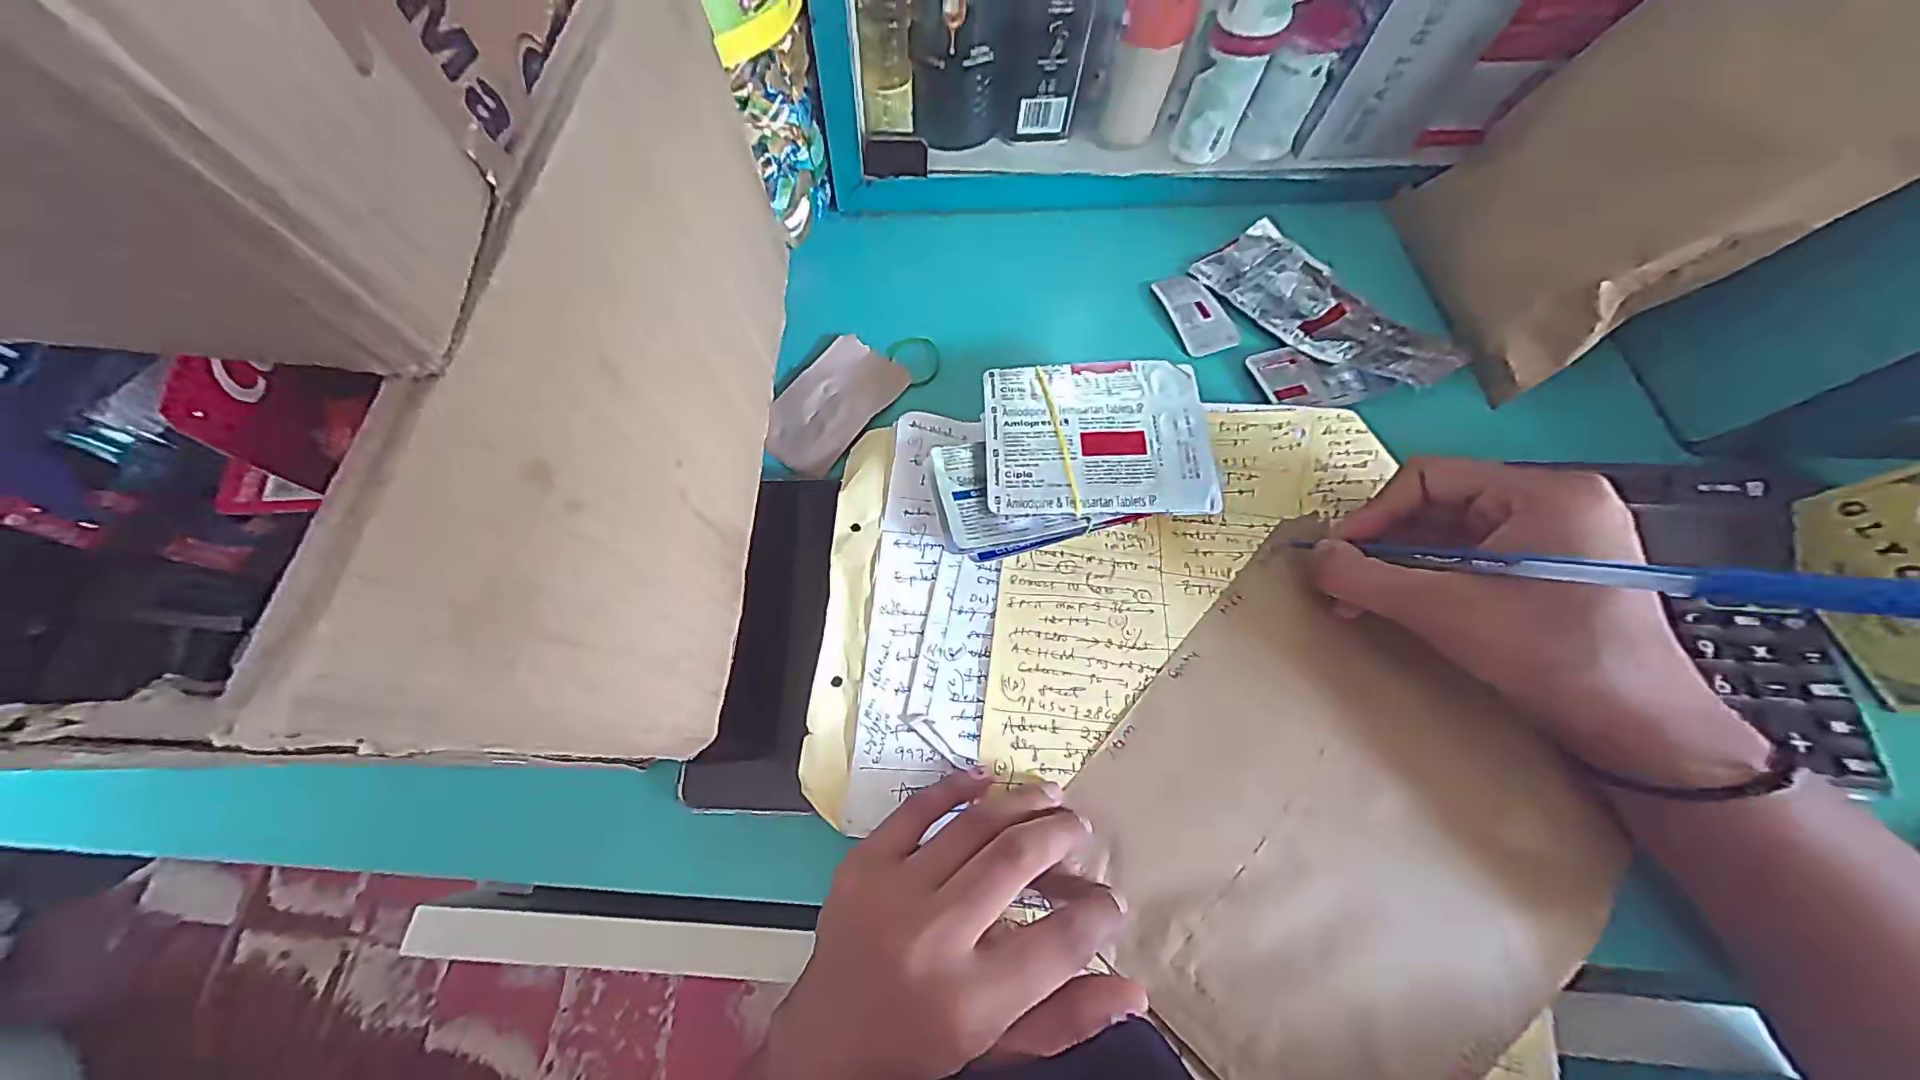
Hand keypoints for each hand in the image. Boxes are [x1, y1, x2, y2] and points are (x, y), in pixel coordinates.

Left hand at [751, 773, 1144, 1079]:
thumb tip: (1132, 990)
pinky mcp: (863, 864)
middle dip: (1062, 836)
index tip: (1109, 900)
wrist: (826, 1042)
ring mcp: (892, 891)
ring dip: (1022, 802)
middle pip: (1017, 860)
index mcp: (971, 998)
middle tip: (1081, 830)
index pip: (1059, 941)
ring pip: (976, 825)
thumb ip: (1064, 1019)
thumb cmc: (916, 1047)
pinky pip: (917, 808)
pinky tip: (988, 777)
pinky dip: (957, 786)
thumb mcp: (993, 1047)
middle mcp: (933, 937)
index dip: (1098, 913)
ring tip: (1050, 797)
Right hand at [1311, 457, 1771, 787]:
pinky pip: (1469, 562)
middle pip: (1436, 506)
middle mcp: (1553, 504)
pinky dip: (1428, 581)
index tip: (1339, 553)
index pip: (1430, 477)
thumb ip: (1366, 577)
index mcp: (1543, 492)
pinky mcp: (1550, 574)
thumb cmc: (1551, 653)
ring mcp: (1556, 540)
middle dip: (1383, 545)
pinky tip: (1402, 608)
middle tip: (1346, 580)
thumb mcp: (1443, 610)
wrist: (1641, 731)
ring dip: (1399, 567)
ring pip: (1448, 537)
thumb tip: (1314, 557)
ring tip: (1364, 600)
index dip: (1374, 513)